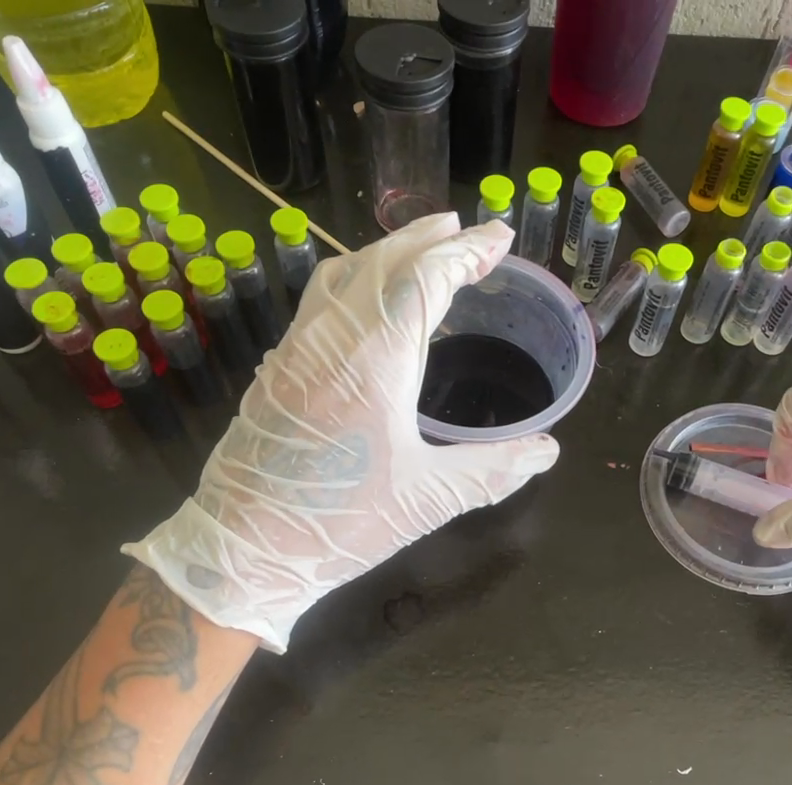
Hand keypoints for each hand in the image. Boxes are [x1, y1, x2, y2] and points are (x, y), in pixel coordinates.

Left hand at [124, 215, 558, 651]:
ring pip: (340, 275)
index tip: (498, 239)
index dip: (465, 253)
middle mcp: (331, 339)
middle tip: (462, 230)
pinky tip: (363, 305)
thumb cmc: (339, 524)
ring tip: (417, 250)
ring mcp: (295, 350)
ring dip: (384, 253)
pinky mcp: (275, 371)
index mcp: (374, 358)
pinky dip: (352, 282)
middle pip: (381, 262)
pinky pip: (317, 302)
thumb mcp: (426, 501)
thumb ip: (492, 471)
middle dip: (426, 239)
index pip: (425, 279)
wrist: (243, 549)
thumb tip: (548, 452)